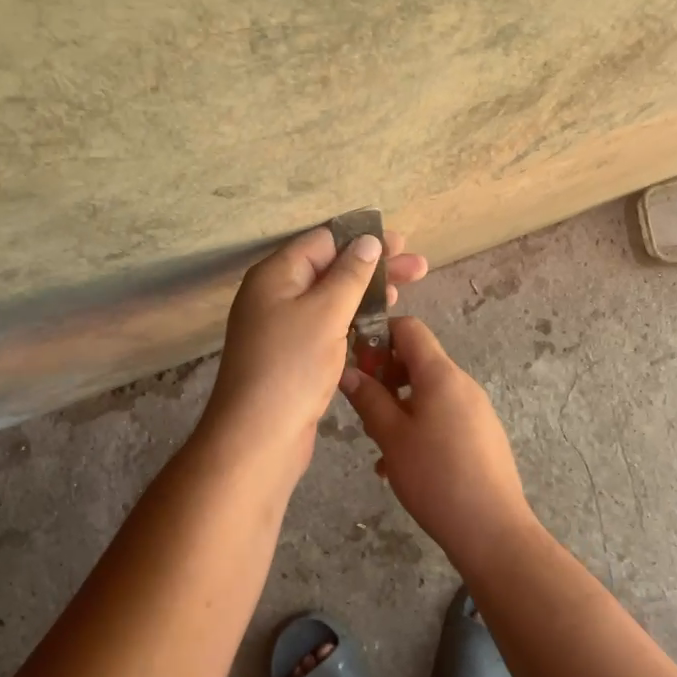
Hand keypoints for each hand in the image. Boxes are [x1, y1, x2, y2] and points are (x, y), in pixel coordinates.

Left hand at [200, 226, 427, 465]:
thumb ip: (350, 275)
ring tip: (403, 292)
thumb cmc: (292, 366)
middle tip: (418, 266)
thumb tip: (368, 241)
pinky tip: (379, 325)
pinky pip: (326, 325)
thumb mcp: (326, 312)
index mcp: (276, 275)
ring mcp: (282, 326)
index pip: (323, 241)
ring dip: (366, 293)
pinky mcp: (292, 355)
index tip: (400, 242)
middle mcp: (275, 294)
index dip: (363, 239)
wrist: (258, 437)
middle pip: (330, 268)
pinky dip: (352, 320)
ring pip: (330, 298)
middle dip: (374, 266)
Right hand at [339, 316, 536, 564]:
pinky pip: (443, 418)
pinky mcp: (481, 437)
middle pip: (418, 361)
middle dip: (385, 378)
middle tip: (363, 410)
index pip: (409, 328)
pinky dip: (419, 428)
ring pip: (428, 394)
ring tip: (379, 444)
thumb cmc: (435, 476)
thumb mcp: (391, 436)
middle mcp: (462, 384)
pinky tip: (402, 466)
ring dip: (399, 408)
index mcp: (441, 374)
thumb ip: (368, 399)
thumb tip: (347, 372)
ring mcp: (476, 411)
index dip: (379, 336)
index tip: (358, 365)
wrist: (492, 530)